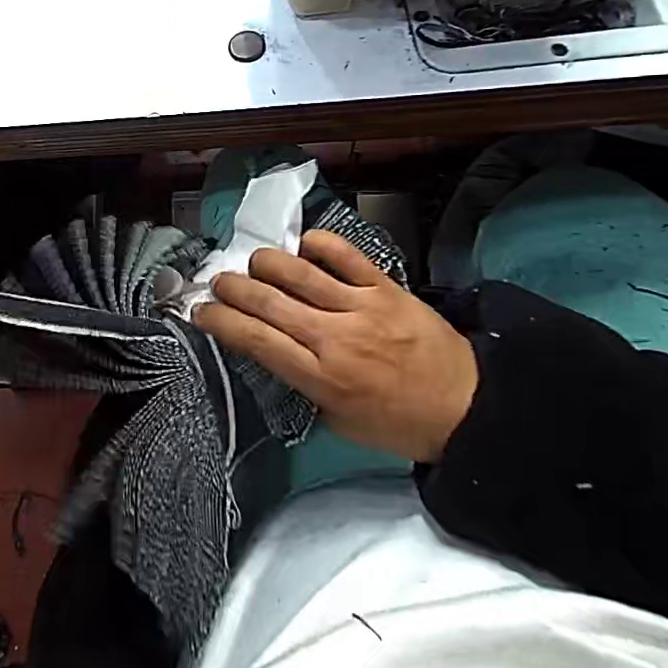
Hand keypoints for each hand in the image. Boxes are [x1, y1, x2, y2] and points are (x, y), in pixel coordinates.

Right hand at [192, 230, 477, 461]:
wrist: (465, 407)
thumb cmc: (397, 424)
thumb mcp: (339, 422)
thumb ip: (304, 387)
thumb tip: (276, 352)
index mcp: (320, 378)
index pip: (256, 340)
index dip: (221, 321)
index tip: (201, 312)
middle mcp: (334, 337)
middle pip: (268, 301)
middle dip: (232, 287)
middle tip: (218, 282)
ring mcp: (361, 307)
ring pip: (299, 272)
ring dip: (266, 262)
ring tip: (254, 263)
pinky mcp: (386, 287)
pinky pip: (346, 255)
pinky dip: (318, 243)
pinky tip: (303, 244)